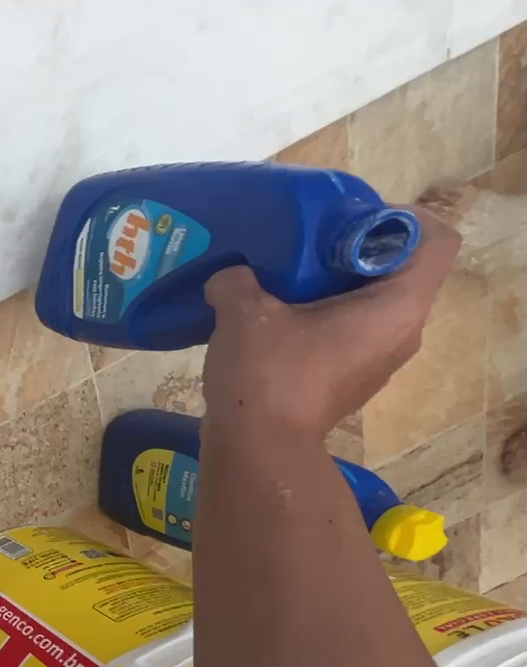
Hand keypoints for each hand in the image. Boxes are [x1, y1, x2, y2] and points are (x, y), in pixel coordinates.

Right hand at [201, 207, 461, 439]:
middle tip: (302, 257)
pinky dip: (318, 327)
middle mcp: (404, 332)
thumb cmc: (266, 375)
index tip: (347, 225)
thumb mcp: (243, 316)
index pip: (436, 241)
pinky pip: (346, 340)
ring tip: (280, 296)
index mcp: (398, 306)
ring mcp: (379, 362)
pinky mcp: (349, 384)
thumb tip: (229, 277)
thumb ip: (237, 284)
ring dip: (331, 296)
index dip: (402, 221)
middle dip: (352, 260)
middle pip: (398, 276)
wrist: (256, 445)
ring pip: (368, 310)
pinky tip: (273, 334)